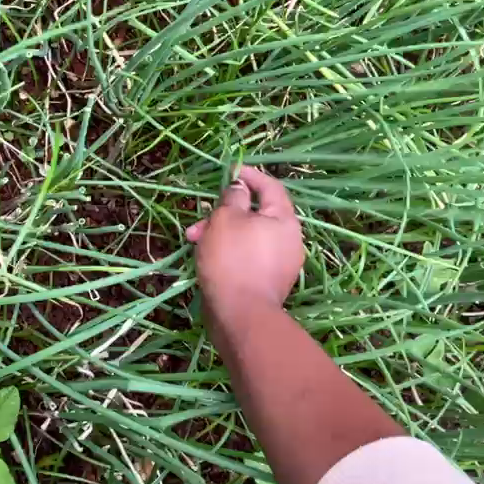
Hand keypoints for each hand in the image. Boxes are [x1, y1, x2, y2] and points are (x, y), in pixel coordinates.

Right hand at [186, 166, 304, 317]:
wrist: (240, 313)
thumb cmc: (232, 258)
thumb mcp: (225, 218)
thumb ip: (233, 197)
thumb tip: (240, 186)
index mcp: (283, 220)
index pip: (270, 187)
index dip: (250, 175)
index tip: (229, 171)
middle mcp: (288, 239)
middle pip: (256, 213)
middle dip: (224, 211)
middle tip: (200, 219)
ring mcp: (281, 262)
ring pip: (248, 234)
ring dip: (221, 231)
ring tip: (195, 240)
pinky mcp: (269, 279)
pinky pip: (249, 254)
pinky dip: (230, 249)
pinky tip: (209, 256)